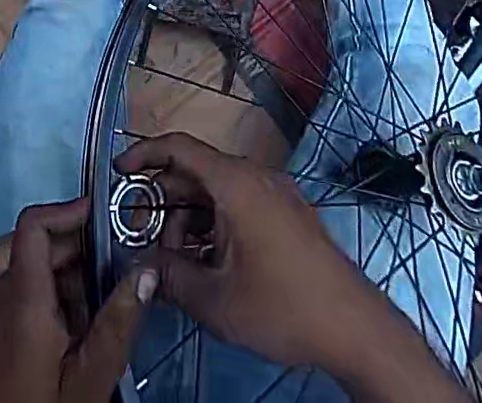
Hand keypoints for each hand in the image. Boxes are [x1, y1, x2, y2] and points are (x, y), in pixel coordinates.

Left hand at [0, 198, 158, 402]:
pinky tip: (66, 322)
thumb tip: (145, 272)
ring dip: (52, 265)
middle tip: (106, 260)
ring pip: (15, 263)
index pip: (33, 224)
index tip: (97, 214)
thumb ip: (117, 323)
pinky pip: (8, 288)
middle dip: (67, 243)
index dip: (64, 211)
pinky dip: (36, 286)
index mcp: (20, 293)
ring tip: (92, 293)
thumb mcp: (88, 377)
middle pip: (26, 242)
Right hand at [118, 134, 466, 402]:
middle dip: (163, 201)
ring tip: (178, 260)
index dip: (142, 153)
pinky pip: (238, 203)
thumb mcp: (214, 300)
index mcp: (235, 182)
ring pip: (216, 191)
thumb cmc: (284, 307)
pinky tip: (209, 261)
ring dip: (189, 218)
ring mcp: (276, 194)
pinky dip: (214, 223)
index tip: (119, 170)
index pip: (178, 146)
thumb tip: (139, 266)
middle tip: (144, 235)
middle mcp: (255, 177)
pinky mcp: (289, 214)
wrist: (362, 334)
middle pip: (194, 172)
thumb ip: (168, 276)